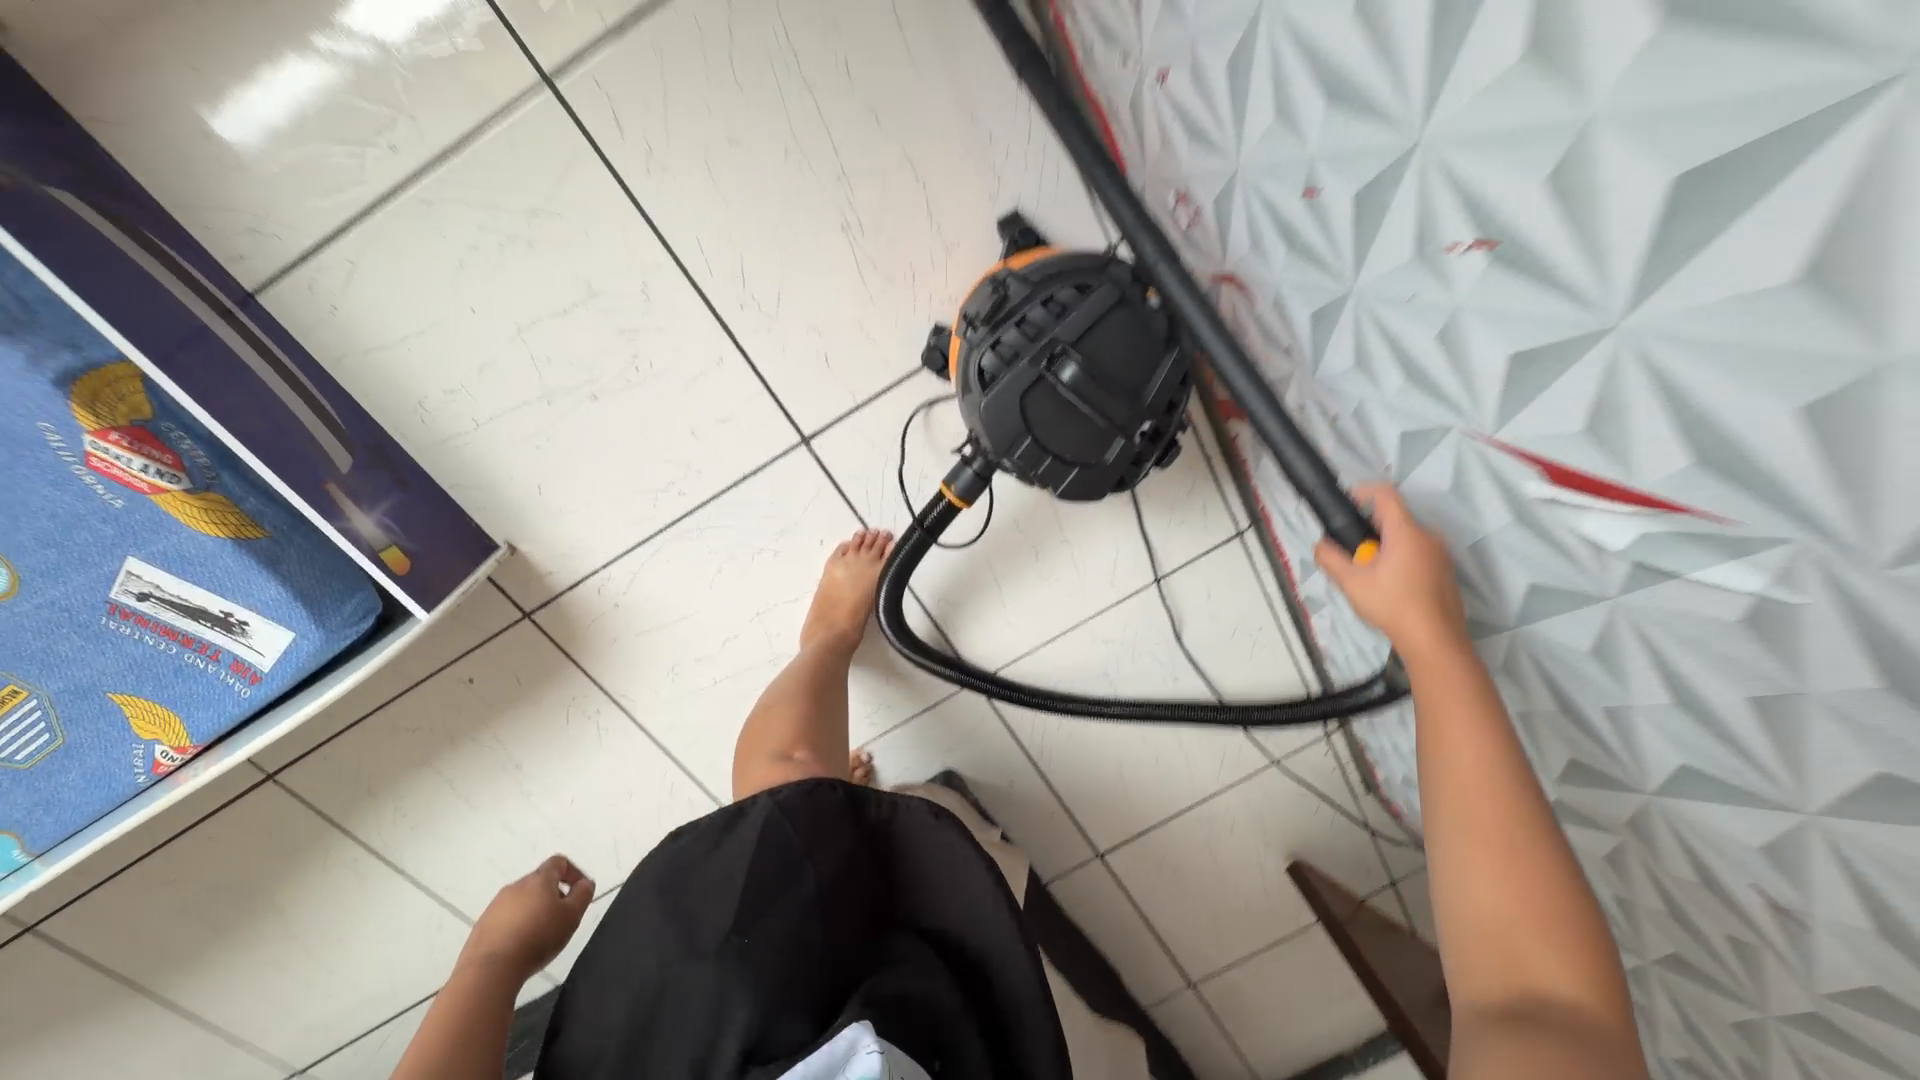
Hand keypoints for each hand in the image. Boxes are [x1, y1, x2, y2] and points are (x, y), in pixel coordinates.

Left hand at [457, 855, 595, 984]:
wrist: (490, 970)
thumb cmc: (538, 938)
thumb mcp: (572, 916)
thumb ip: (583, 894)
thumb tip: (585, 883)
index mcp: (539, 880)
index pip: (558, 862)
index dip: (573, 872)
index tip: (580, 891)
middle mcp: (515, 887)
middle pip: (539, 882)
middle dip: (554, 895)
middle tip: (562, 918)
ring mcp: (495, 906)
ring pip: (522, 901)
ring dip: (535, 911)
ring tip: (541, 935)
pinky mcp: (482, 925)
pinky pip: (506, 918)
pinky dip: (517, 925)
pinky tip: (520, 946)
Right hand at [1314, 484, 1466, 660]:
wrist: (1435, 639)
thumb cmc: (1391, 604)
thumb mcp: (1351, 582)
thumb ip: (1330, 558)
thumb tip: (1320, 545)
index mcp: (1405, 532)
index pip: (1385, 495)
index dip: (1363, 492)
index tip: (1347, 503)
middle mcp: (1428, 536)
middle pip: (1396, 519)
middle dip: (1371, 529)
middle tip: (1354, 552)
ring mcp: (1441, 554)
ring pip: (1408, 538)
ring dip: (1387, 546)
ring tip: (1371, 574)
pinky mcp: (1447, 571)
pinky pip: (1420, 554)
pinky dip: (1403, 560)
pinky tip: (1393, 587)